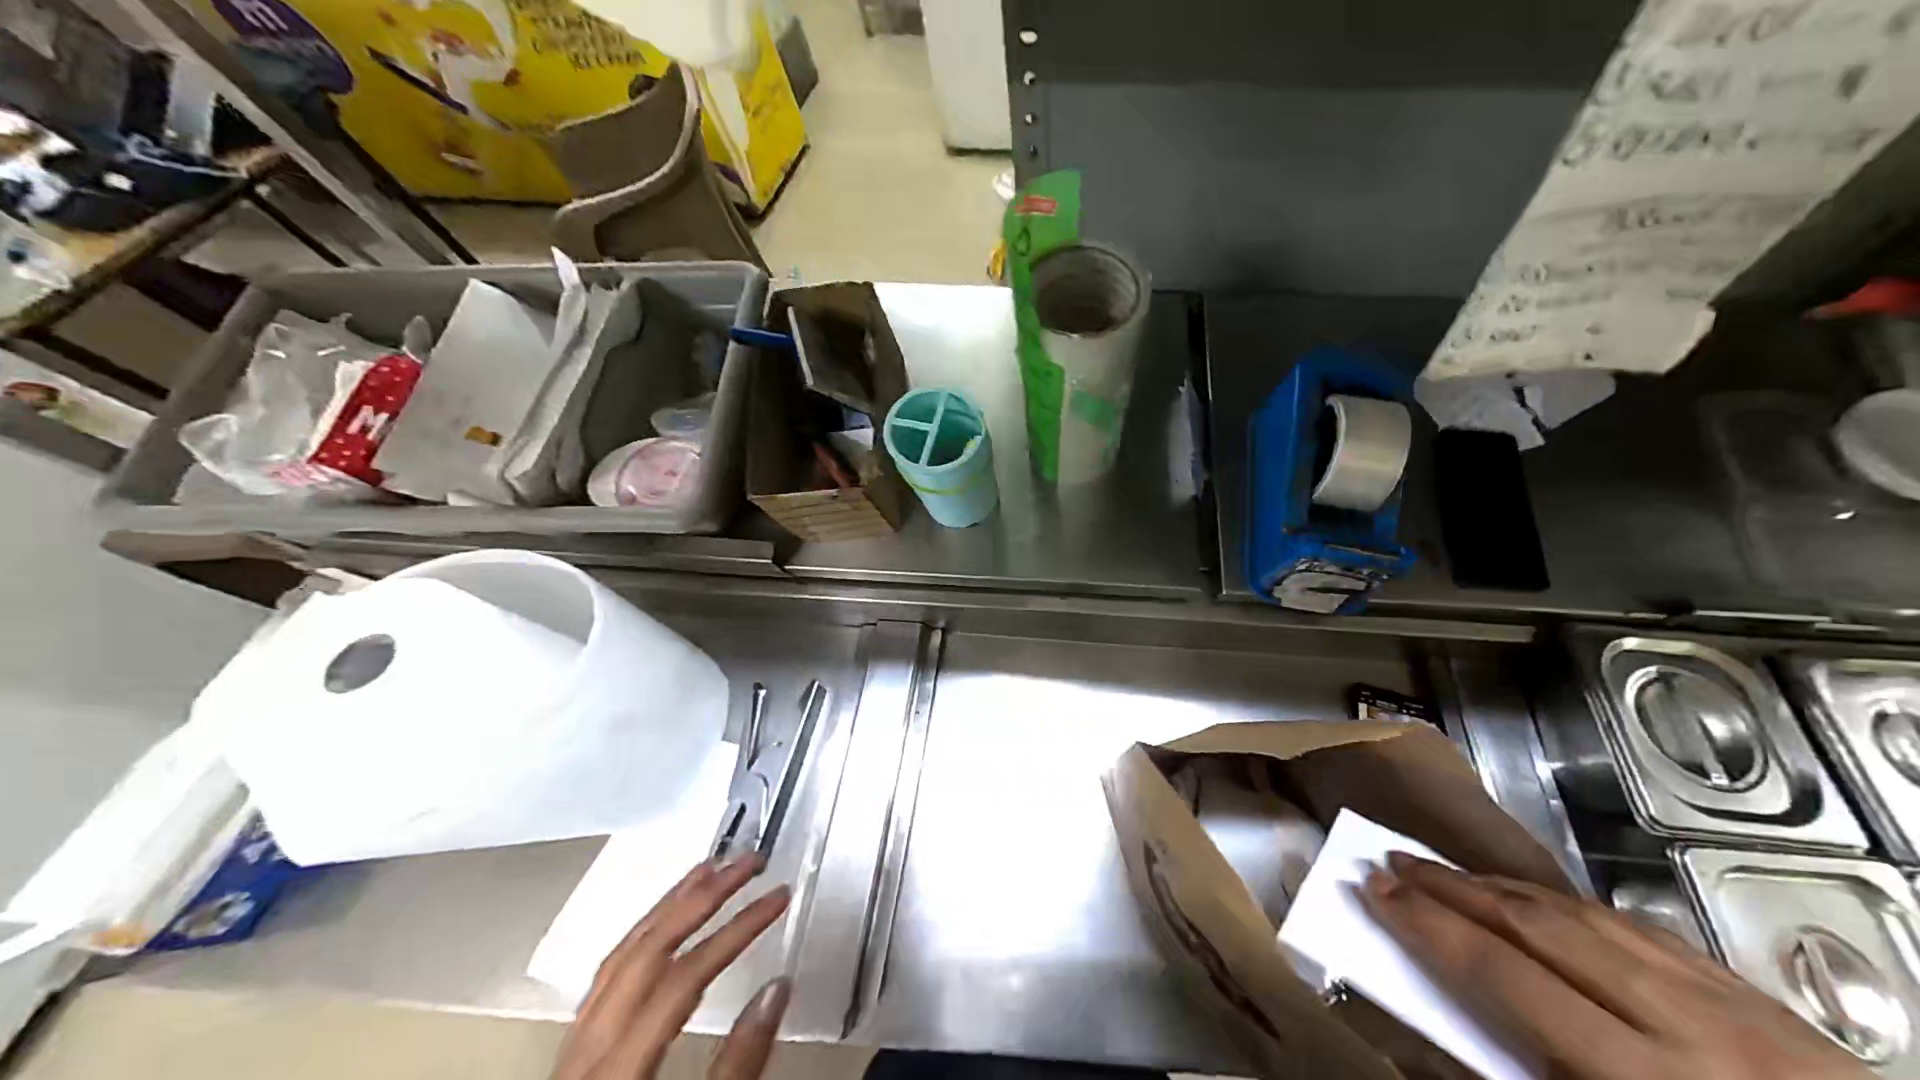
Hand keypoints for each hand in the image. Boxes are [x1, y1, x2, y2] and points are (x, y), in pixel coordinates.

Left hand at [554, 856, 793, 1079]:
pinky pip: (609, 970)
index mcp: (618, 1073)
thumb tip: (777, 990)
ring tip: (711, 868)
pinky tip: (666, 918)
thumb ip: (739, 1065)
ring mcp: (574, 1045)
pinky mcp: (575, 1049)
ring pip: (621, 952)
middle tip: (748, 863)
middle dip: (704, 896)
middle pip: (647, 949)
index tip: (778, 897)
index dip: (737, 930)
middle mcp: (587, 1049)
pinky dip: (645, 930)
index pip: (684, 976)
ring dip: (670, 902)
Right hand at [1360, 853, 1870, 1079]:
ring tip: (1448, 873)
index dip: (1428, 926)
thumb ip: (1512, 1074)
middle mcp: (1689, 1027)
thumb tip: (1419, 1033)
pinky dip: (1571, 907)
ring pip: (1588, 916)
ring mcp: (1734, 1005)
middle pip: (1539, 927)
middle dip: (1453, 889)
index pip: (1504, 975)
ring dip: (1502, 888)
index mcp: (1645, 1079)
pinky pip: (1642, 931)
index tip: (1374, 889)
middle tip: (1392, 862)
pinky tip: (1541, 902)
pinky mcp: (1761, 1000)